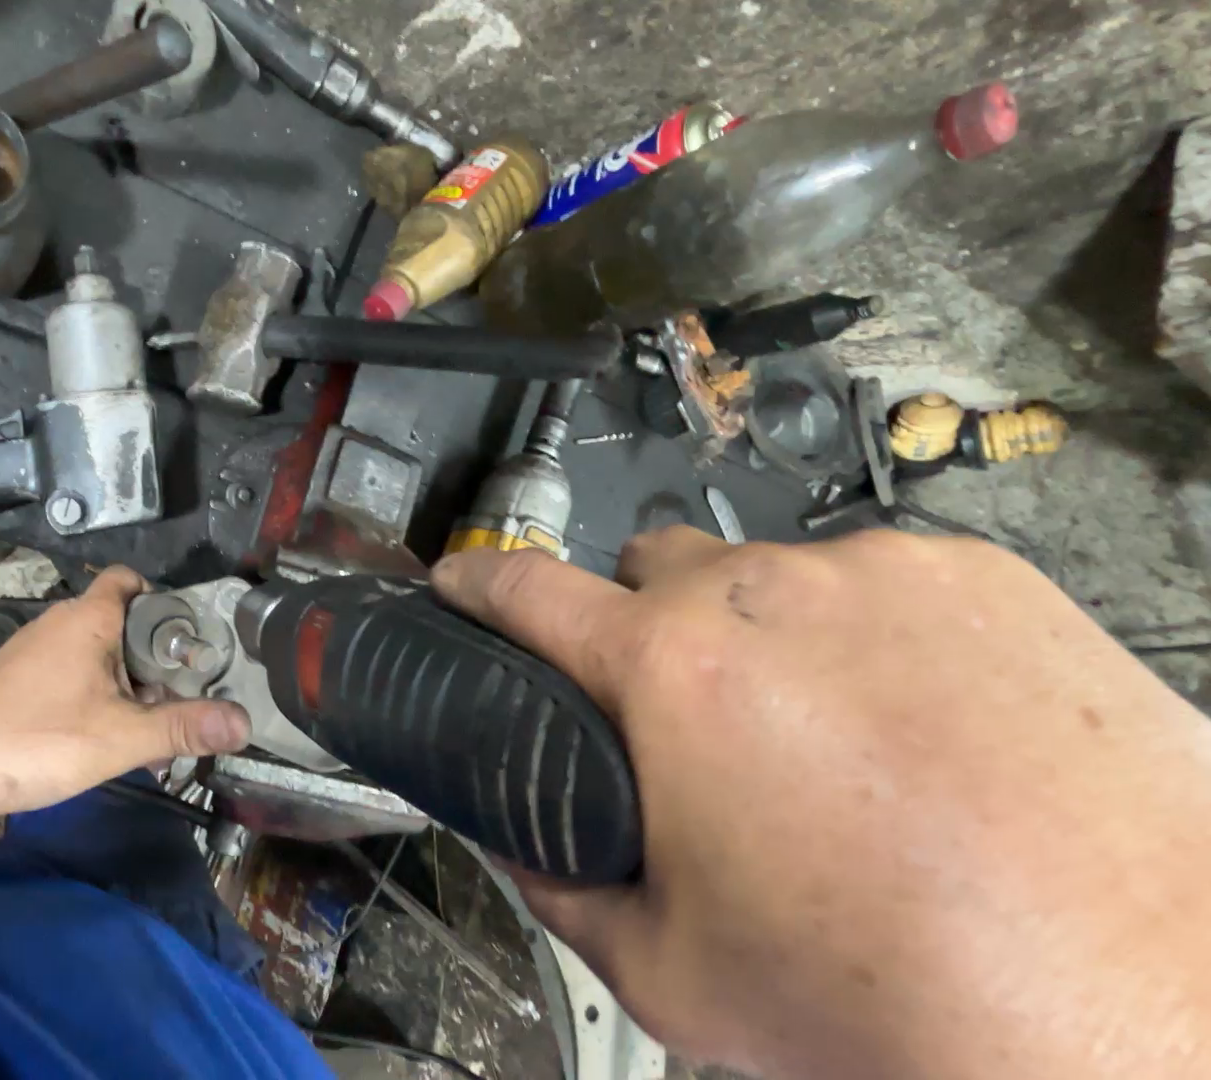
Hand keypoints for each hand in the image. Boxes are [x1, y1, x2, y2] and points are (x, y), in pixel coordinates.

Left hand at [0, 567, 250, 817]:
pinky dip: (92, 690)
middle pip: (119, 619)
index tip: (189, 638)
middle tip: (179, 691)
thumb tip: (244, 721)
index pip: (128, 580)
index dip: (162, 598)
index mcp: (87, 619)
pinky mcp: (15, 678)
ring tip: (146, 718)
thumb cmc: (37, 740)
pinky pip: (68, 670)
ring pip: (93, 649)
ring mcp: (31, 650)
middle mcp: (58, 623)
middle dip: (152, 651)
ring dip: (123, 677)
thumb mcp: (121, 738)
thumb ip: (184, 726)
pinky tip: (98, 732)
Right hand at [434, 529, 1210, 1079]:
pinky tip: (911, 716)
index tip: (455, 580)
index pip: (526, 592)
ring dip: (750, 631)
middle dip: (638, 623)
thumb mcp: (671, 971)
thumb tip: (519, 842)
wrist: (1170, 1020)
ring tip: (814, 730)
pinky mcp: (983, 576)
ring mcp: (879, 572)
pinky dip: (855, 629)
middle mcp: (761, 595)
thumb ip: (562, 887)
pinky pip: (870, 580)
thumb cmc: (890, 997)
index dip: (475, 582)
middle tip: (680, 713)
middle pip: (648, 568)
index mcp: (668, 674)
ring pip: (759, 574)